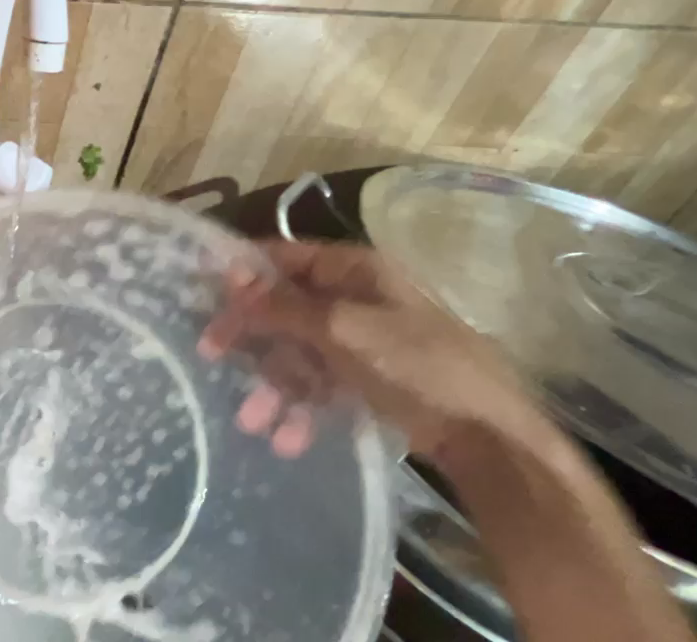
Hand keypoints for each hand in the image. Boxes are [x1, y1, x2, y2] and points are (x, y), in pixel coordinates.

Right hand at [198, 240, 543, 459]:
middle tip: (210, 355)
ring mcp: (363, 341)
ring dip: (273, 386)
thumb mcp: (342, 329)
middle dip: (252, 339)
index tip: (205, 290)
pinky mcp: (370, 380)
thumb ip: (283, 306)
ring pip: (299, 353)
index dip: (244, 271)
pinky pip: (321, 385)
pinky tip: (288, 439)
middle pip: (285, 308)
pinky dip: (301, 409)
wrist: (492, 440)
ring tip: (252, 421)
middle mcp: (356, 298)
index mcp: (356, 270)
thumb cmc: (418, 367)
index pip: (285, 256)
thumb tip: (230, 279)